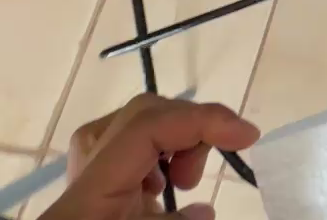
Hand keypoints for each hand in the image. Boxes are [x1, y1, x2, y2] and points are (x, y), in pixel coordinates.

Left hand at [40, 94, 260, 219]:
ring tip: (184, 183)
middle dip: (188, 128)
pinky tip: (162, 192)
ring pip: (128, 129)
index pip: (146, 128)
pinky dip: (155, 159)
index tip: (249, 138)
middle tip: (197, 176)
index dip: (204, 120)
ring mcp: (82, 198)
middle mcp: (77, 190)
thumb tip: (203, 213)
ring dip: (174, 142)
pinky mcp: (90, 207)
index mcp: (85, 201)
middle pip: (138, 116)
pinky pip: (122, 156)